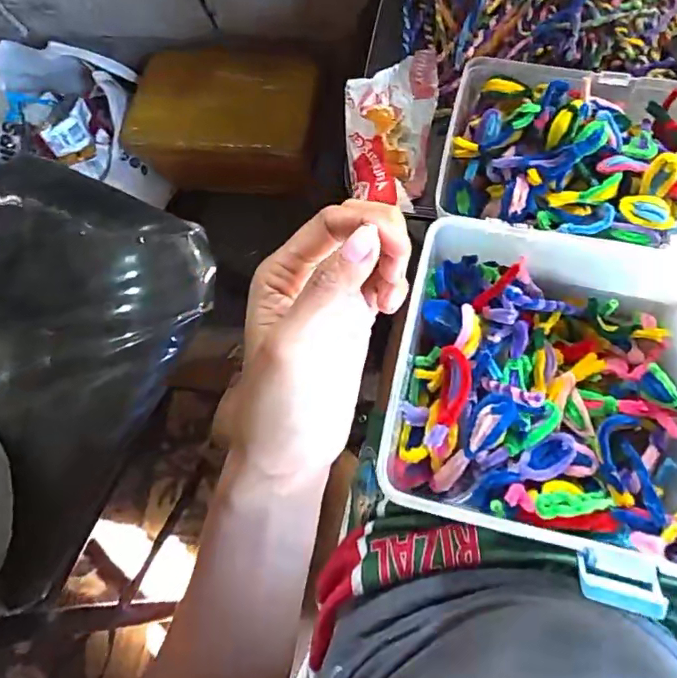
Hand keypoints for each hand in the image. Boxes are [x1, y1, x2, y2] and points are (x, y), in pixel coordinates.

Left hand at [225, 203, 411, 486]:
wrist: (289, 457)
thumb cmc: (278, 403)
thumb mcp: (296, 342)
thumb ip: (331, 287)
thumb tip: (368, 234)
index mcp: (284, 271)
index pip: (328, 223)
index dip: (363, 220)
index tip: (394, 240)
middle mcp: (309, 274)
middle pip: (355, 229)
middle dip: (383, 236)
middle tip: (398, 268)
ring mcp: (336, 294)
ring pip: (374, 250)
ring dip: (393, 259)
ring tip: (392, 298)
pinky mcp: (357, 315)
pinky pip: (382, 279)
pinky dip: (395, 281)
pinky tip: (393, 305)